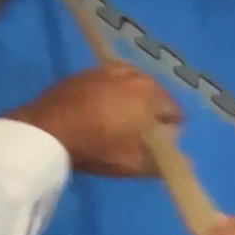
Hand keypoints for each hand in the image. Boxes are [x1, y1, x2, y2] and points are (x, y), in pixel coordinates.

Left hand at [4, 67, 181, 175]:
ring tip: (122, 118)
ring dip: (133, 98)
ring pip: (131, 84)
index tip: (162, 143)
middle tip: (143, 131)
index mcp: (152, 94)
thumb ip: (164, 164)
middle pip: (155, 93)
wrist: (46, 131)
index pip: (174, 110)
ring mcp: (107, 70)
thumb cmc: (99, 146)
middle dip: (153, 110)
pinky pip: (108, 81)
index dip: (172, 128)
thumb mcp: (135, 164)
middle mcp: (134, 75)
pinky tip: (101, 109)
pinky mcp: (84, 73)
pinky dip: (111, 93)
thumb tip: (189, 163)